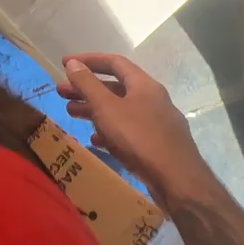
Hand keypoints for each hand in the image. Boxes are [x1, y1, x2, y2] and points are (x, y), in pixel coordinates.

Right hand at [58, 53, 210, 195]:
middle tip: (63, 92)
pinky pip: (130, 131)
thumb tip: (73, 63)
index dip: (87, 60)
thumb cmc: (139, 138)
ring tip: (72, 113)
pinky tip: (96, 140)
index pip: (114, 62)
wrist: (180, 185)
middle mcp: (155, 101)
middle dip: (86, 88)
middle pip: (115, 87)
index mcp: (145, 86)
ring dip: (94, 109)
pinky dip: (110, 130)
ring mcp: (160, 126)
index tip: (65, 64)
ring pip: (121, 110)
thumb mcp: (105, 107)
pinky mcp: (161, 147)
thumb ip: (86, 83)